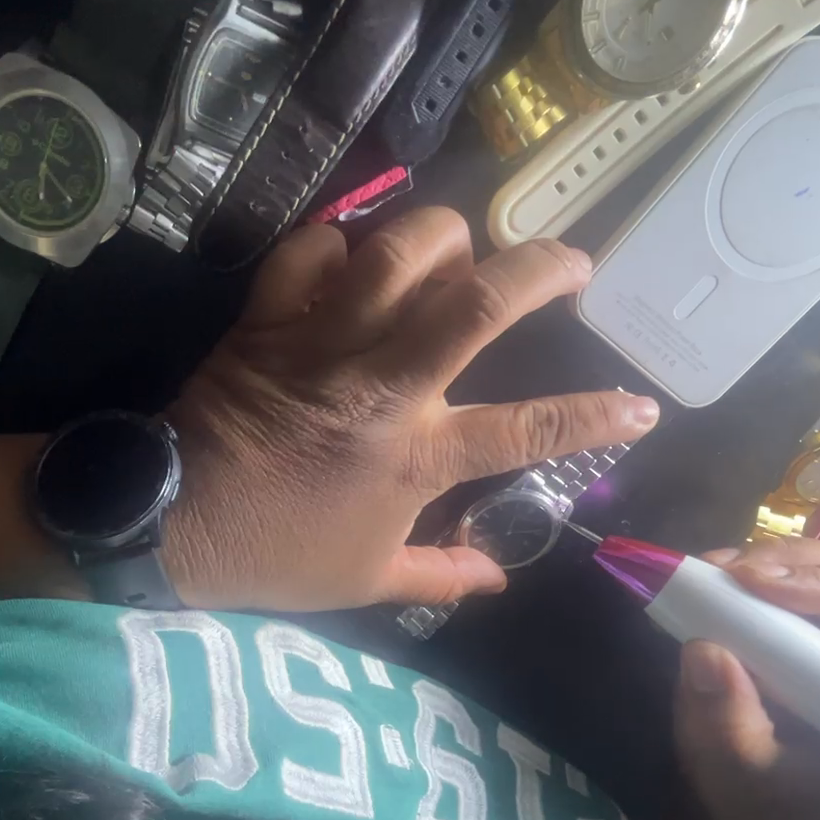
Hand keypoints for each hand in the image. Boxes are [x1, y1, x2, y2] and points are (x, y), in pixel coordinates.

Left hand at [161, 207, 659, 611]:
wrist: (176, 526)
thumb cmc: (276, 557)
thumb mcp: (367, 582)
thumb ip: (442, 575)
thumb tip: (503, 578)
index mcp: (415, 456)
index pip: (529, 429)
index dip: (598, 416)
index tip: (643, 405)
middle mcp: (383, 386)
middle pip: (480, 302)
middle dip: (544, 267)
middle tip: (570, 265)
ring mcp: (323, 345)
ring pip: (399, 251)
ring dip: (445, 237)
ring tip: (459, 253)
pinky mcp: (268, 322)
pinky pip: (309, 252)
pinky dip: (336, 244)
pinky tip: (350, 262)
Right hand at [672, 539, 819, 819]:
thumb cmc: (765, 808)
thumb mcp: (733, 770)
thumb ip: (724, 716)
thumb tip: (704, 648)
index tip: (746, 582)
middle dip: (795, 562)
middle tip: (721, 569)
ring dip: (778, 562)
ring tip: (713, 571)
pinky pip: (814, 589)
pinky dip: (767, 574)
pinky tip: (724, 581)